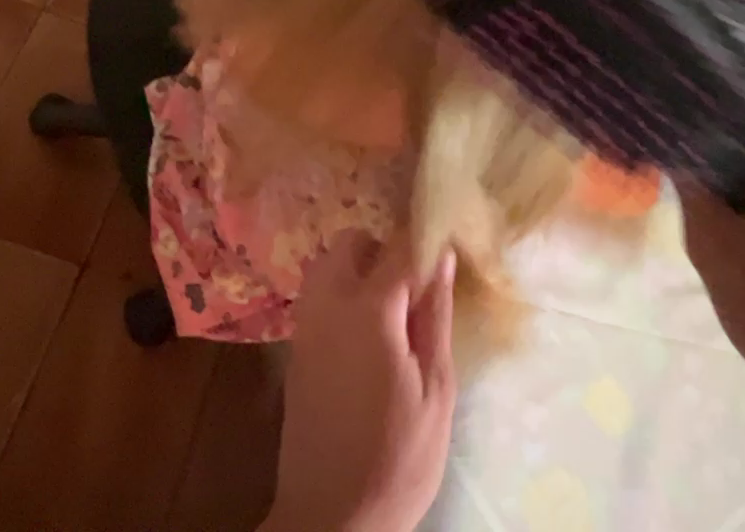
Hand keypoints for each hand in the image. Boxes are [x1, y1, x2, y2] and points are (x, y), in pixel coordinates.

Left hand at [262, 232, 457, 531]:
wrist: (331, 515)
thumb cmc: (399, 456)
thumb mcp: (436, 388)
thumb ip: (435, 315)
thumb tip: (442, 258)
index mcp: (367, 309)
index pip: (400, 247)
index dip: (426, 239)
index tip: (448, 242)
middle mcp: (327, 303)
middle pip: (351, 242)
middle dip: (384, 249)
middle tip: (416, 290)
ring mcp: (305, 323)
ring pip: (328, 264)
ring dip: (360, 269)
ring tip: (395, 314)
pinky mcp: (296, 346)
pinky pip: (319, 295)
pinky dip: (343, 293)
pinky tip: (369, 336)